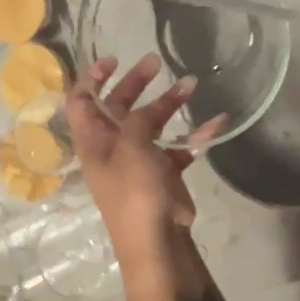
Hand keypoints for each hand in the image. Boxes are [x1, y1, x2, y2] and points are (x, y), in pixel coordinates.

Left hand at [65, 54, 224, 262]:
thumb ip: (137, 119)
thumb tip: (146, 108)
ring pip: (152, 122)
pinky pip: (179, 145)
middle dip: (136, 82)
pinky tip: (217, 121)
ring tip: (192, 84)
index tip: (113, 60)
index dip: (92, 79)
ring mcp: (139, 159)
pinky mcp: (164, 171)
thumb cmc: (133, 192)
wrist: (156, 241)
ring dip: (170, 102)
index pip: (82, 102)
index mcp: (93, 141)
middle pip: (119, 106)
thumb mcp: (131, 147)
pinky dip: (196, 134)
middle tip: (156, 61)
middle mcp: (113, 146)